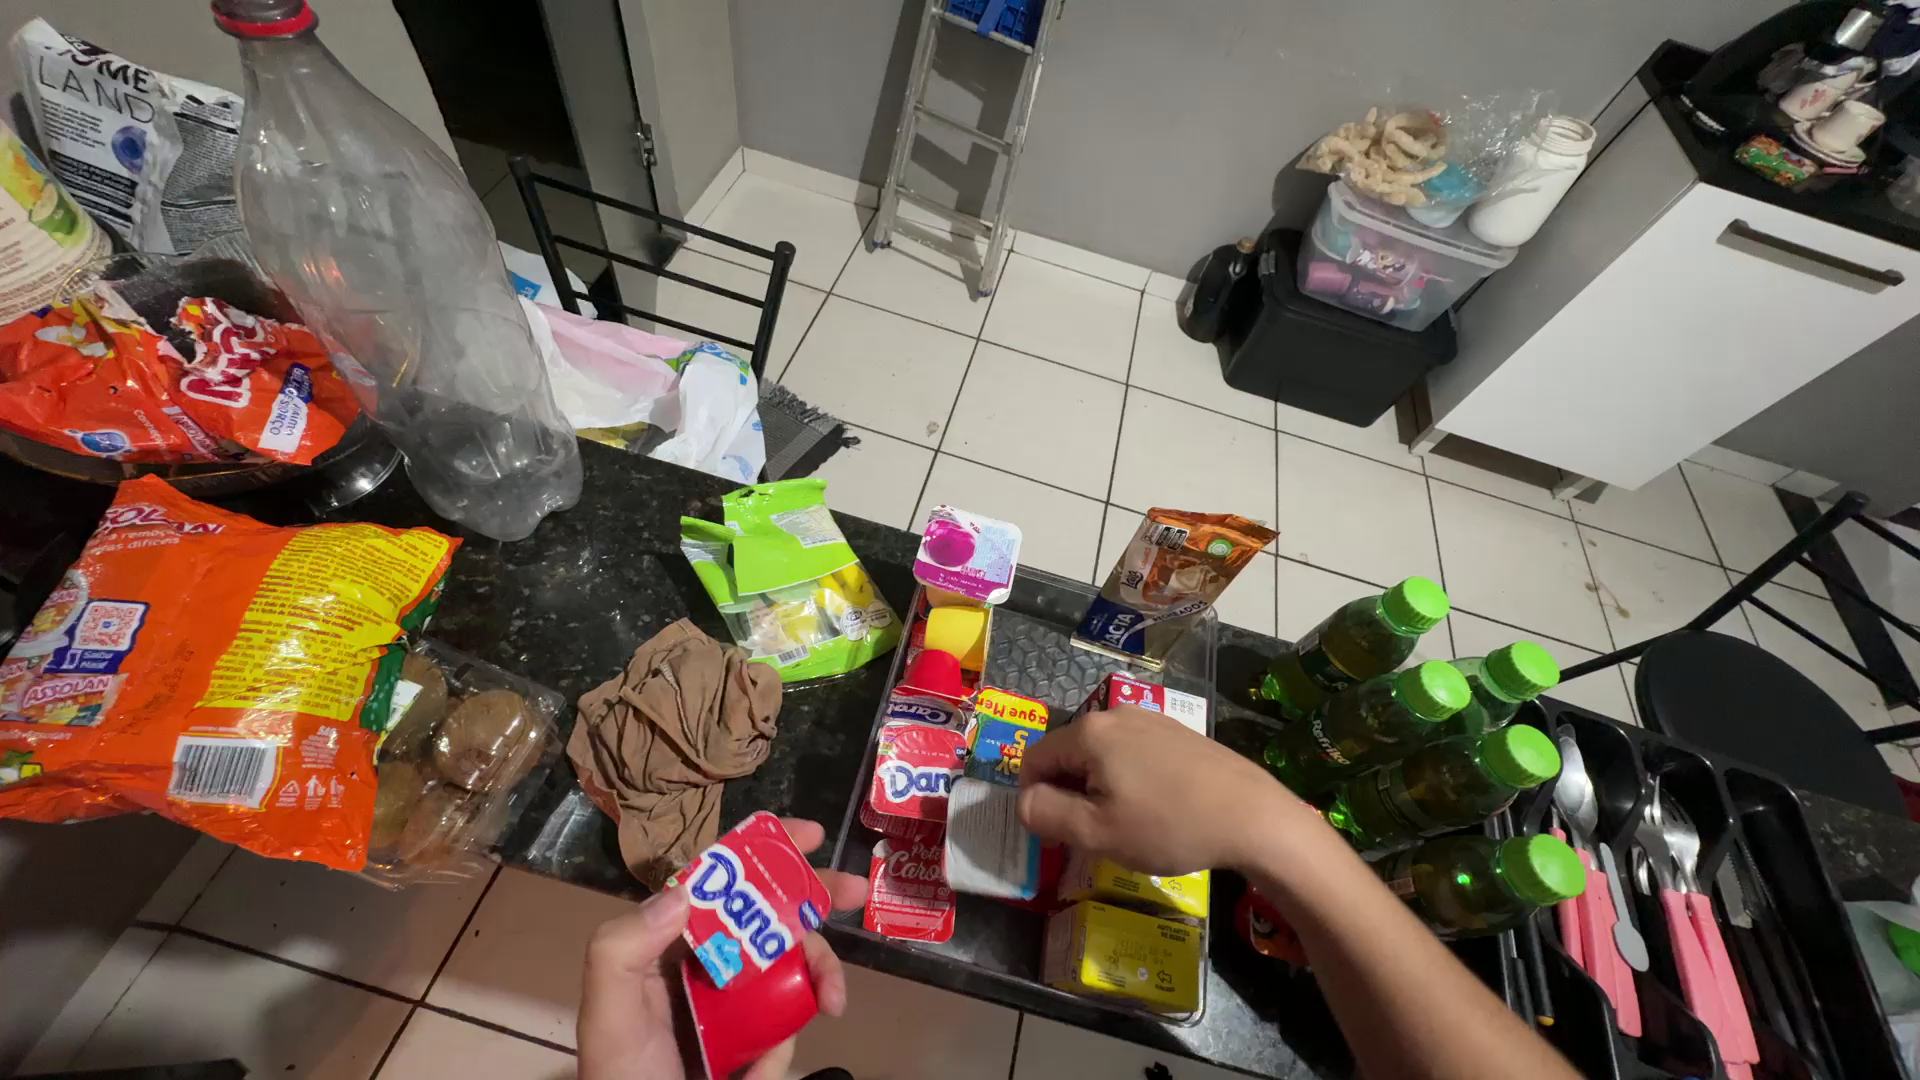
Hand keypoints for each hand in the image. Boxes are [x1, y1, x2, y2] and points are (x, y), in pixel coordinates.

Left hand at [577, 818, 867, 1079]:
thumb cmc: (621, 1069)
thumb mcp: (608, 1009)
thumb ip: (622, 948)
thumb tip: (681, 892)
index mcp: (681, 936)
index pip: (730, 878)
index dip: (770, 849)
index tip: (810, 835)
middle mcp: (717, 956)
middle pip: (776, 909)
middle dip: (820, 892)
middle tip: (857, 890)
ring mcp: (743, 995)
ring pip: (797, 961)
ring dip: (823, 971)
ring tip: (834, 999)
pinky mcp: (760, 1034)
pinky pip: (790, 1019)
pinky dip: (790, 1037)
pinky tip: (764, 1065)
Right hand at [1017, 703, 1308, 874]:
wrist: (1254, 817)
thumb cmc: (1169, 826)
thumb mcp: (1098, 833)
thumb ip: (1046, 814)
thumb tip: (1023, 801)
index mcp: (1089, 732)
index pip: (1035, 759)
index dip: (1036, 799)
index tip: (1061, 833)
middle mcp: (1115, 713)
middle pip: (1068, 754)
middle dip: (1070, 793)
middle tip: (1096, 833)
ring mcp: (1150, 718)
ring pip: (1102, 755)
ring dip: (1100, 788)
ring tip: (1130, 824)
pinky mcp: (1176, 732)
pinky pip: (1133, 753)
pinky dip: (1130, 779)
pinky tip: (1159, 807)